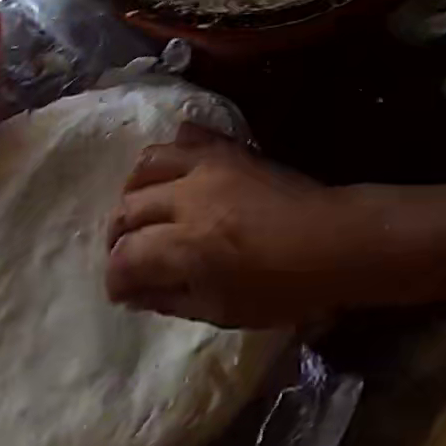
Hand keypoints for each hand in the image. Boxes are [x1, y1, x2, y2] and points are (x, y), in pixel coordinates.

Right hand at [104, 124, 356, 328]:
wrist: (330, 240)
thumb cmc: (283, 287)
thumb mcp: (224, 310)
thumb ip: (171, 299)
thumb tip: (133, 292)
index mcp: (187, 246)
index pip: (126, 256)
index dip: (115, 277)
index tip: (119, 289)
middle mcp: (187, 198)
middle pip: (128, 208)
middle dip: (116, 236)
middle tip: (124, 253)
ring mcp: (206, 165)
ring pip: (146, 164)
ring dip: (133, 190)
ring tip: (140, 208)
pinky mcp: (225, 147)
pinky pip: (185, 136)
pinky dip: (171, 152)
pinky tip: (174, 171)